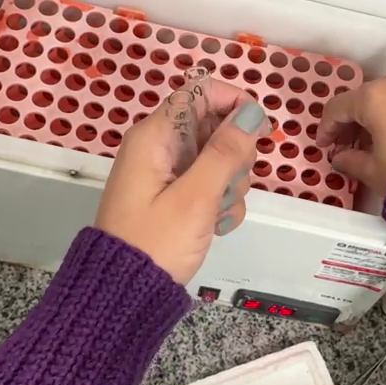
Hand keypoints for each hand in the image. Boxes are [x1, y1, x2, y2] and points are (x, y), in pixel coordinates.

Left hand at [95, 75, 267, 282]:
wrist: (125, 293)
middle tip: (228, 185)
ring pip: (218, 158)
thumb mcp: (195, 198)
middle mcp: (160, 147)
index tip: (259, 130)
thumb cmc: (155, 243)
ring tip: (217, 212)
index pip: (200, 92)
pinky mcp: (175, 196)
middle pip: (214, 126)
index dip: (233, 102)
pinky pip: (211, 185)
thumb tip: (251, 112)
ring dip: (230, 184)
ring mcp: (168, 172)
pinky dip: (221, 202)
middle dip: (234, 155)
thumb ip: (225, 152)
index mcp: (155, 136)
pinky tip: (215, 225)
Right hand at [318, 68, 385, 197]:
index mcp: (373, 97)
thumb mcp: (374, 171)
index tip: (324, 145)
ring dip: (382, 111)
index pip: (339, 107)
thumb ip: (351, 161)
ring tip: (380, 137)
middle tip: (349, 142)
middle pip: (366, 96)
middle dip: (355, 119)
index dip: (327, 127)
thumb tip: (341, 157)